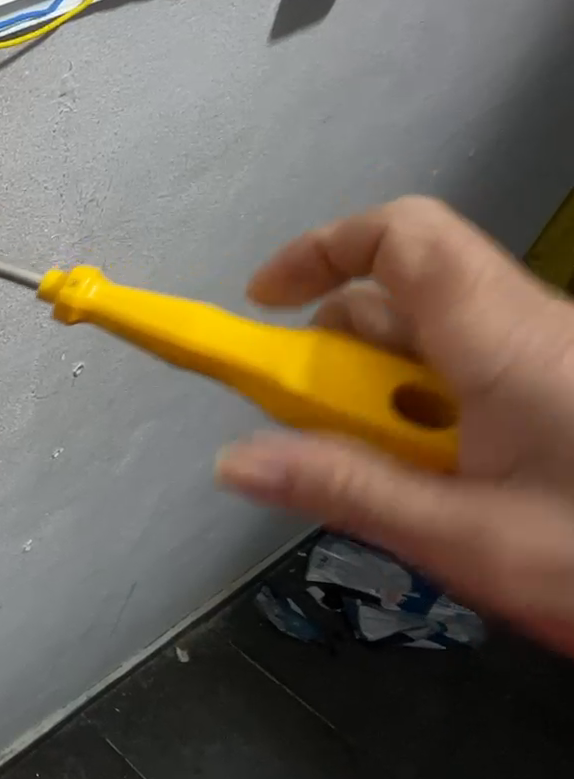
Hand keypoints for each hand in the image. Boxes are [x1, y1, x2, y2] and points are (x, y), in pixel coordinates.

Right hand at [215, 196, 573, 654]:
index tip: (262, 304)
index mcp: (514, 345)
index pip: (400, 238)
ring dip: (382, 397)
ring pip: (429, 344)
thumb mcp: (480, 540)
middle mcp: (539, 333)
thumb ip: (351, 491)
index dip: (315, 253)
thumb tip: (237, 460)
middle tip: (329, 433)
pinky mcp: (570, 388)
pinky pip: (471, 373)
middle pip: (394, 303)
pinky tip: (459, 476)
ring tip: (410, 474)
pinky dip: (429, 413)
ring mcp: (560, 360)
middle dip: (335, 360)